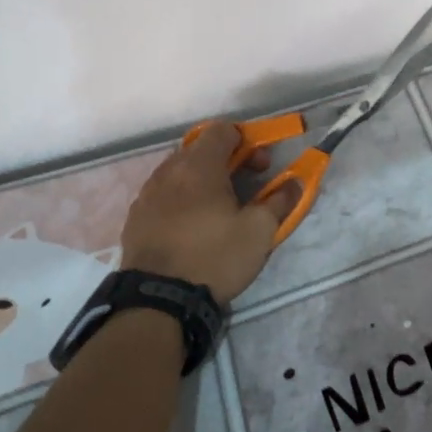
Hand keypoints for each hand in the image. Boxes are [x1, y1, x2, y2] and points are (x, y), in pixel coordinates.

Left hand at [121, 124, 299, 305]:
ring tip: (221, 205)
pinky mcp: (135, 219)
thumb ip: (281, 199)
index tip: (261, 165)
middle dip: (227, 158)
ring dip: (203, 178)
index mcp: (199, 168)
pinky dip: (183, 197)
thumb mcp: (260, 230)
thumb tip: (295, 182)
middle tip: (248, 183)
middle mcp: (167, 173)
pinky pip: (164, 193)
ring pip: (179, 171)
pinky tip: (195, 223)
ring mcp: (146, 196)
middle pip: (199, 149)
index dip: (246, 140)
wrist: (158, 300)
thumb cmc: (215, 256)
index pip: (221, 131)